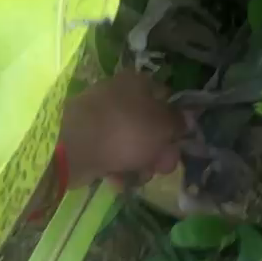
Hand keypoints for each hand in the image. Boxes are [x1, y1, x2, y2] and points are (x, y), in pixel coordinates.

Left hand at [59, 71, 183, 185]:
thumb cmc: (125, 129)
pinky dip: (119, 169)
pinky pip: (114, 156)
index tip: (180, 142)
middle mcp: (120, 95)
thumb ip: (177, 121)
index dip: (176, 122)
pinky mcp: (91, 139)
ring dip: (140, 164)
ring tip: (134, 173)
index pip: (165, 98)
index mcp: (138, 82)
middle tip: (159, 166)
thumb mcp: (162, 124)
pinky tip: (116, 178)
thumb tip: (185, 117)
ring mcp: (104, 118)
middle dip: (159, 151)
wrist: (76, 145)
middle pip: (151, 127)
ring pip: (134, 145)